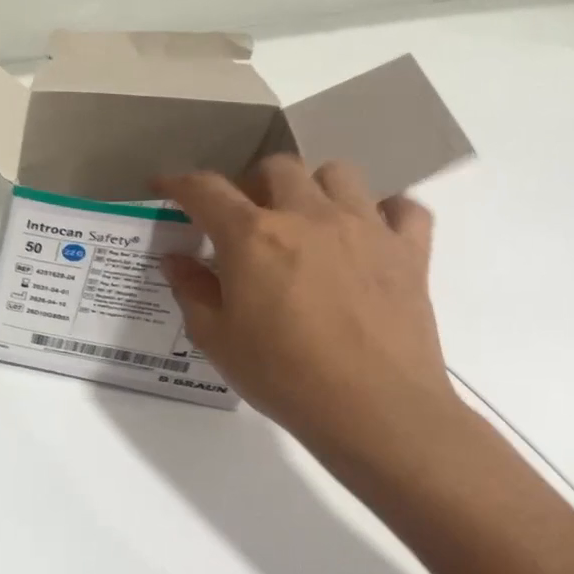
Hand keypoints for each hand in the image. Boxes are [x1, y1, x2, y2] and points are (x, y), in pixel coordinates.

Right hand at [154, 156, 457, 454]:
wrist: (373, 406)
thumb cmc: (278, 371)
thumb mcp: (212, 334)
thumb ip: (191, 287)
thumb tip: (177, 259)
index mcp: (250, 236)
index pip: (204, 189)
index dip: (177, 182)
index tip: (162, 185)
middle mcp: (308, 217)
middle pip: (277, 168)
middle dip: (250, 183)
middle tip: (239, 215)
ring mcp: (366, 229)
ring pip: (338, 174)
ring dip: (312, 188)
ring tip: (300, 220)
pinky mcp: (411, 251)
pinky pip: (402, 207)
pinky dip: (380, 211)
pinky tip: (361, 236)